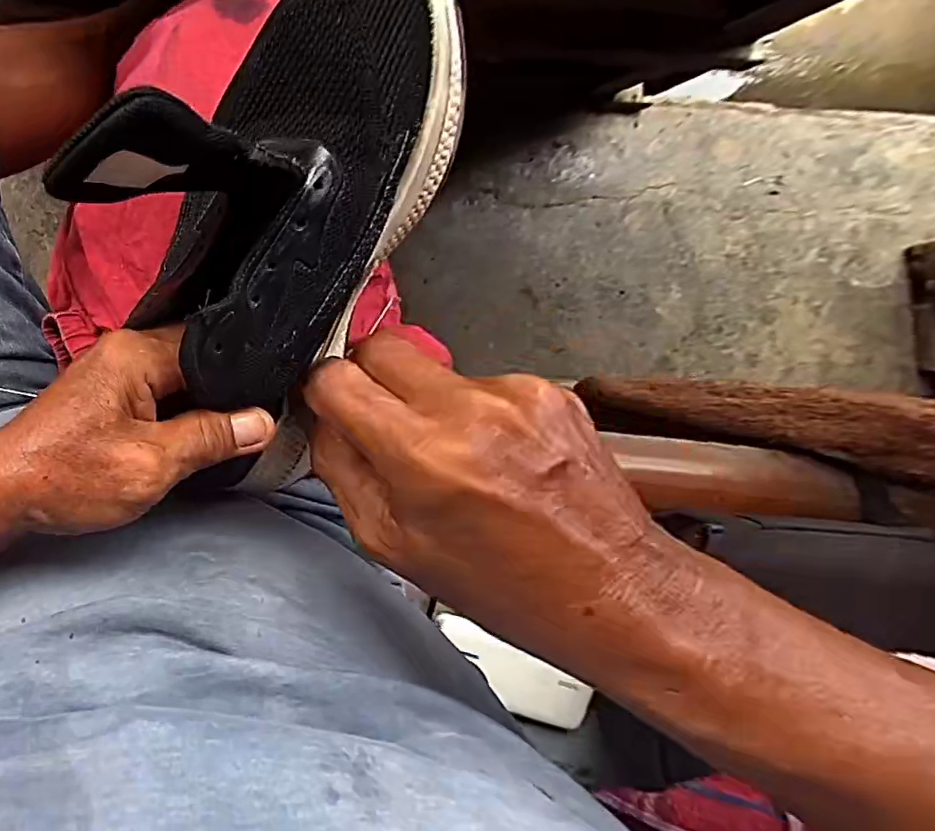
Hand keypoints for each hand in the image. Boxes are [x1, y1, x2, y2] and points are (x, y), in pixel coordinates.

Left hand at [0, 326, 273, 535]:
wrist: (1, 491)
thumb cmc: (69, 476)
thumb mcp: (151, 463)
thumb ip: (209, 437)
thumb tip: (261, 421)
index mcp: (135, 352)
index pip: (209, 346)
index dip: (244, 374)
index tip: (276, 398)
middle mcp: (122, 349)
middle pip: (192, 358)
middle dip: (223, 389)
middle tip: (257, 420)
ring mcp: (109, 369)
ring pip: (173, 376)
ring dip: (197, 403)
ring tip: (230, 430)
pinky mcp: (101, 393)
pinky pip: (152, 389)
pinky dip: (172, 410)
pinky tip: (187, 434)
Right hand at [302, 326, 681, 658]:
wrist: (615, 589)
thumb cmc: (503, 583)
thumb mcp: (388, 542)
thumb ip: (339, 468)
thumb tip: (321, 420)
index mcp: (422, 454)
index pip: (335, 376)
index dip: (320, 390)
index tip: (327, 404)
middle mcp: (468, 410)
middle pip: (377, 344)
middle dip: (363, 375)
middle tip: (376, 417)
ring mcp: (513, 392)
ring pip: (425, 360)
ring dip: (417, 394)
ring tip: (446, 448)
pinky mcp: (545, 388)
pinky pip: (473, 378)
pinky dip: (466, 407)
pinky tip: (487, 449)